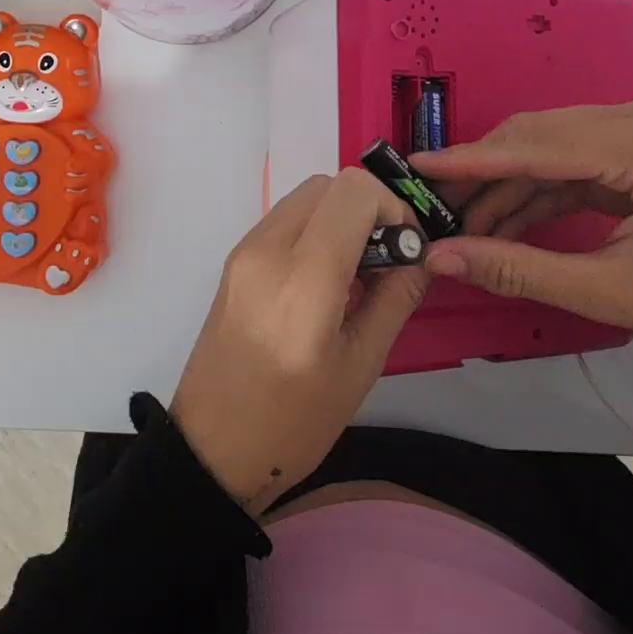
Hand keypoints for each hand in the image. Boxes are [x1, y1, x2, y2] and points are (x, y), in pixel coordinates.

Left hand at [169, 170, 429, 514]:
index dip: (391, 208)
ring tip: (355, 275)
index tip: (405, 251)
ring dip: (337, 219)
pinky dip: (311, 232)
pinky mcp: (232, 264)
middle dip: (366, 209)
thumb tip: (420, 260)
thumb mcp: (359, 367)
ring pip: (303, 200)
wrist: (212, 448)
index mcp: (303, 276)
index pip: (353, 191)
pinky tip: (323, 282)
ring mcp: (243, 252)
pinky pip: (281, 223)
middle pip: (327, 185)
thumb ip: (393, 300)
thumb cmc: (293, 422)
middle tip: (385, 261)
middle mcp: (267, 249)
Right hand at [410, 97, 632, 355]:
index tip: (416, 168)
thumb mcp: (607, 291)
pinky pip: (567, 164)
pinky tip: (499, 224)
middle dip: (482, 174)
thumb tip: (438, 257)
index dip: (473, 160)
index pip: (540, 145)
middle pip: (538, 137)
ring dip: (504, 187)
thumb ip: (516, 268)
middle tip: (432, 205)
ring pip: (547, 149)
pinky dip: (532, 193)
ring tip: (463, 228)